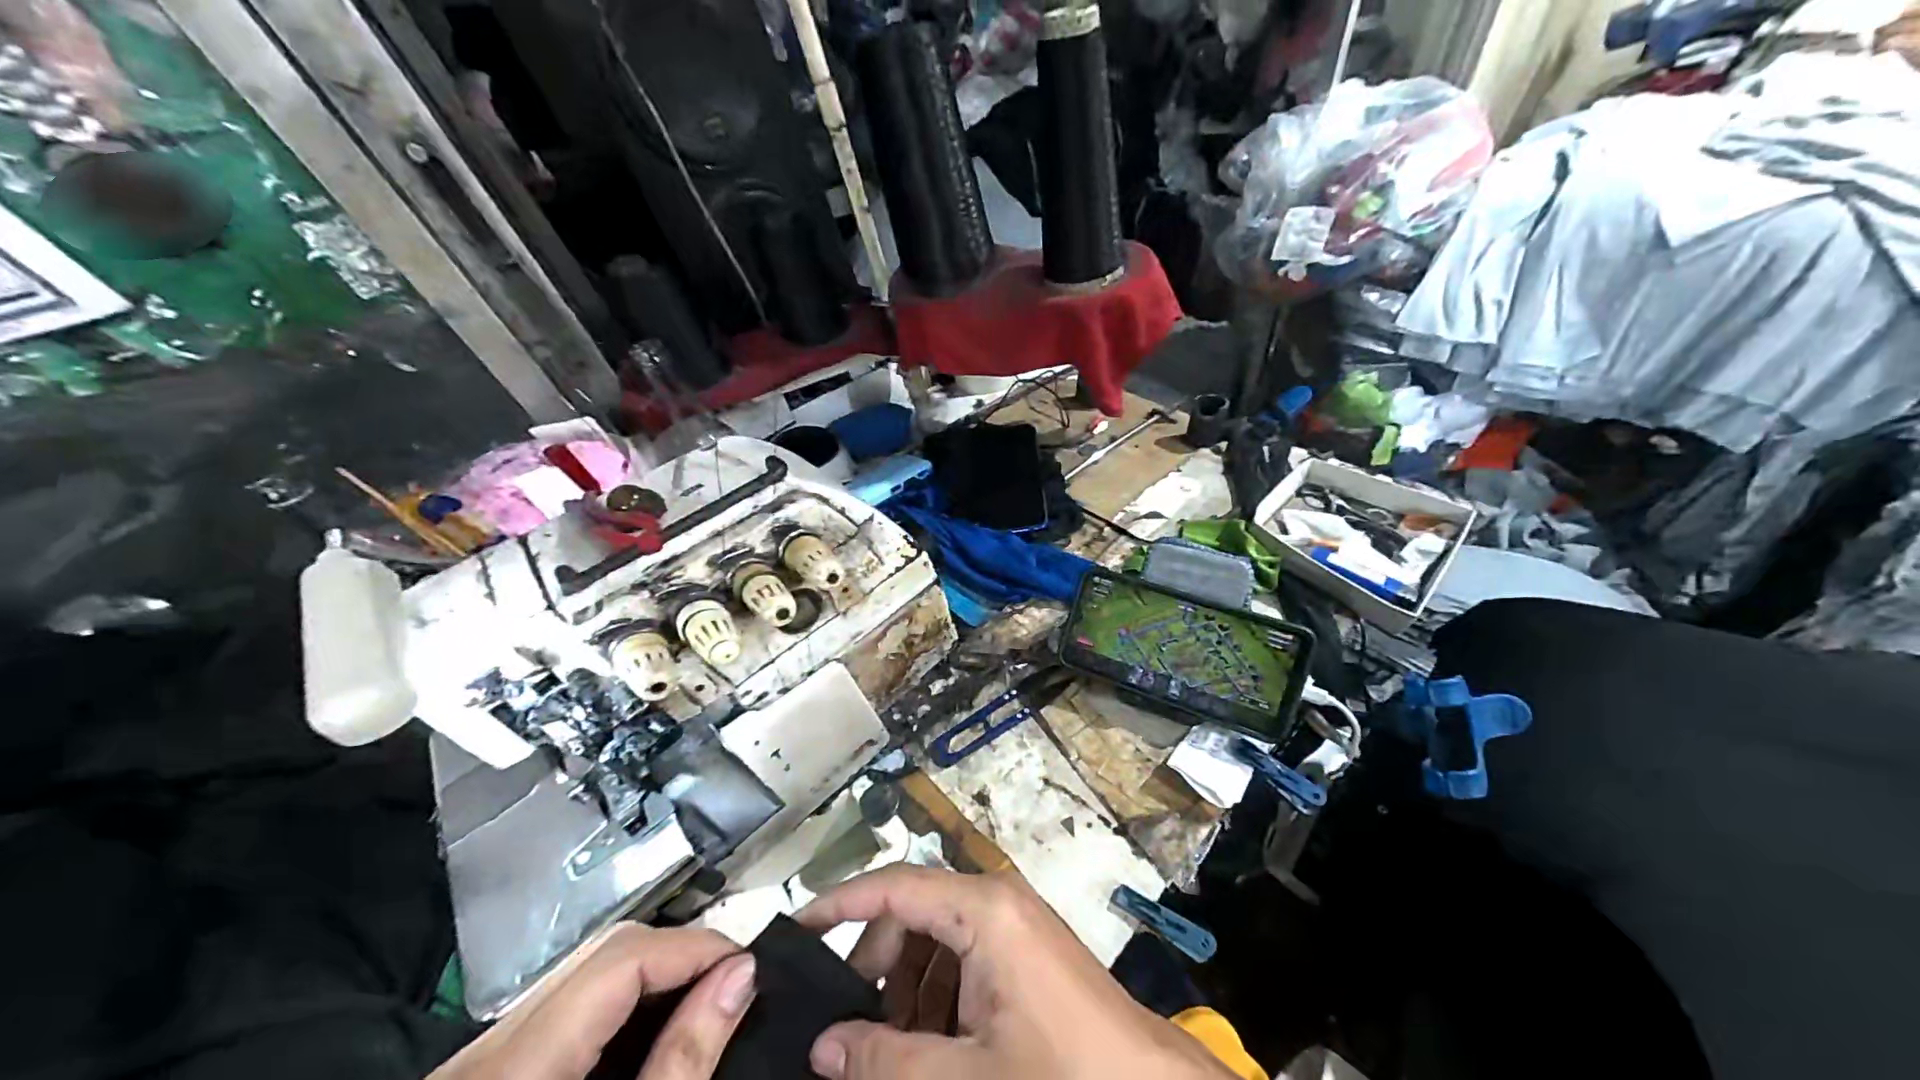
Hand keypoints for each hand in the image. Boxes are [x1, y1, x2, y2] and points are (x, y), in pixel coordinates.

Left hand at [429, 923, 756, 1079]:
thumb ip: (684, 1058)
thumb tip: (741, 975)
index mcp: (512, 1072)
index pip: (620, 962)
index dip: (693, 949)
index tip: (749, 966)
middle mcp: (485, 1052)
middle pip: (604, 955)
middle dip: (679, 956)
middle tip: (734, 980)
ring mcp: (481, 1061)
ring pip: (587, 972)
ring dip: (656, 974)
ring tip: (706, 995)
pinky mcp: (489, 1074)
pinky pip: (569, 1005)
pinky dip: (624, 1000)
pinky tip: (657, 1023)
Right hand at [796, 866, 1233, 1079]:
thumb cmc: (1059, 1070)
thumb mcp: (966, 1075)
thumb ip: (887, 1059)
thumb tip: (823, 1046)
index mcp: (982, 910)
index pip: (895, 886)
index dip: (840, 903)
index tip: (796, 928)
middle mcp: (997, 901)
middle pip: (913, 913)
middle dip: (876, 964)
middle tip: (850, 1025)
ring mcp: (1016, 924)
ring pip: (938, 940)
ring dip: (908, 989)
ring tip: (894, 1048)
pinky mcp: (1027, 950)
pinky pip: (966, 958)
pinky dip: (940, 996)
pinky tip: (935, 1047)